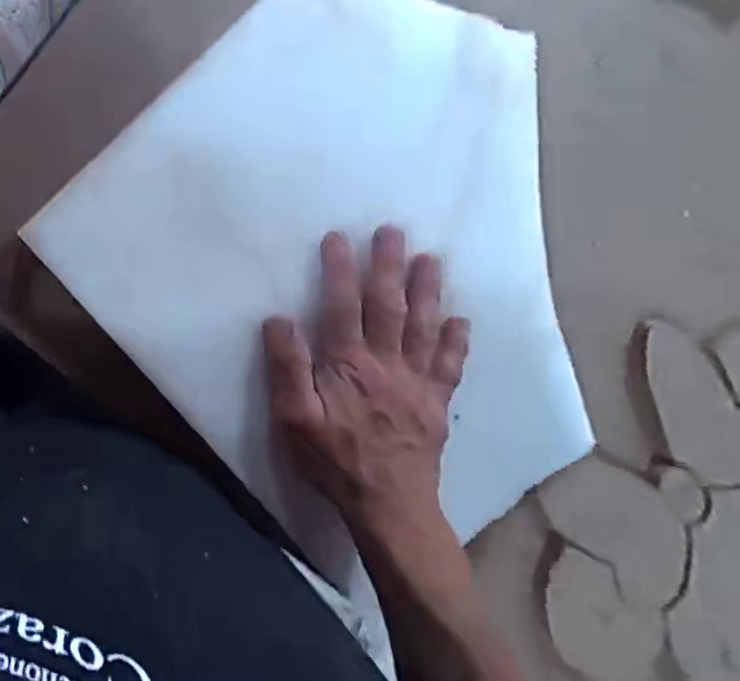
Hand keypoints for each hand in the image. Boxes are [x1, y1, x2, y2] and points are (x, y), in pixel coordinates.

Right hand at [261, 226, 469, 530]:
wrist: (389, 507)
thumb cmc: (333, 459)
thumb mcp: (292, 418)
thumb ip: (285, 367)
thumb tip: (279, 319)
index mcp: (348, 364)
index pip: (342, 306)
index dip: (340, 270)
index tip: (338, 237)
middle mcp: (386, 363)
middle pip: (388, 306)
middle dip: (388, 266)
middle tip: (393, 231)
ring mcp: (416, 382)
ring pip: (422, 326)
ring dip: (427, 291)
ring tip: (431, 259)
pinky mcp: (435, 403)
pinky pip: (448, 365)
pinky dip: (455, 341)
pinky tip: (460, 320)